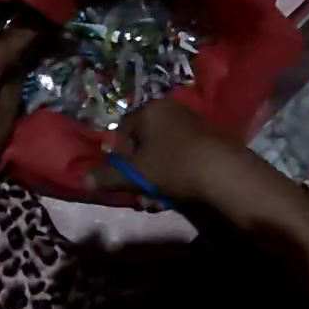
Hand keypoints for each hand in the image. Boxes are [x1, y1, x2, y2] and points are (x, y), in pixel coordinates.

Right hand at [85, 99, 243, 202]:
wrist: (225, 173)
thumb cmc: (173, 165)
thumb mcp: (135, 173)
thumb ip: (108, 176)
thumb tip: (83, 179)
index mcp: (150, 110)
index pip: (122, 129)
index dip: (119, 155)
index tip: (124, 176)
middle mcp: (170, 110)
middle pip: (144, 142)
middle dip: (139, 169)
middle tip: (141, 192)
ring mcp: (192, 123)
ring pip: (163, 151)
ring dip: (156, 175)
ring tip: (159, 198)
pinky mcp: (210, 138)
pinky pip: (182, 153)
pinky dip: (176, 171)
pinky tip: (178, 192)